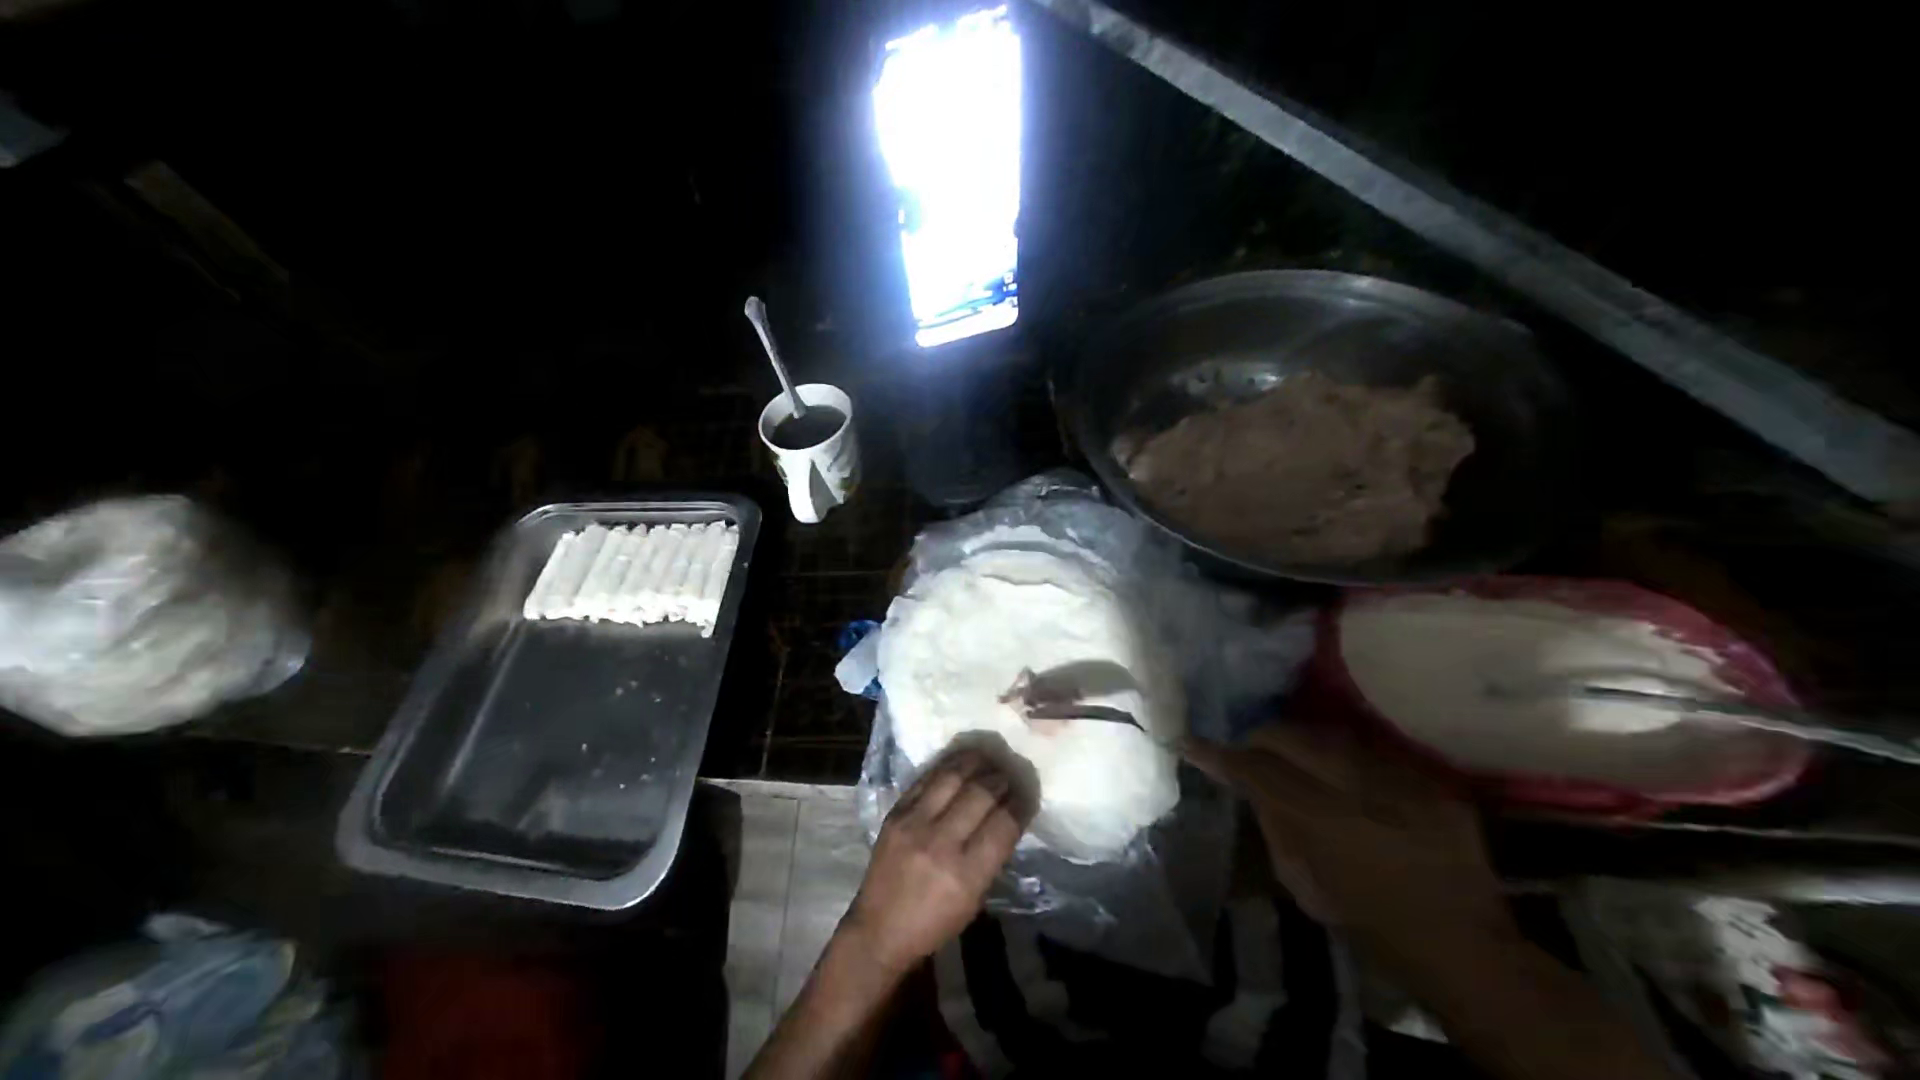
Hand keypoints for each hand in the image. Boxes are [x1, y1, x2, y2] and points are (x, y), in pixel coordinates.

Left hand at [842, 749, 1030, 973]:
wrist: (878, 930)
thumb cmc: (934, 923)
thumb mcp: (975, 898)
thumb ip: (991, 855)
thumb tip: (1009, 814)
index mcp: (966, 874)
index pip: (1004, 823)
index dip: (1022, 802)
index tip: (1029, 792)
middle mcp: (940, 842)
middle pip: (981, 793)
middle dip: (1002, 779)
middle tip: (1011, 772)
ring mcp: (914, 823)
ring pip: (953, 777)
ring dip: (976, 763)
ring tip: (989, 758)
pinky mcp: (895, 813)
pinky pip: (926, 779)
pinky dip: (948, 766)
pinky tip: (961, 761)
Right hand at [1184, 724, 1511, 961]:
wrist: (1462, 944)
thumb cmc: (1367, 923)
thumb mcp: (1301, 882)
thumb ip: (1274, 823)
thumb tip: (1245, 782)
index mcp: (1324, 822)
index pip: (1258, 769)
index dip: (1221, 753)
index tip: (1191, 741)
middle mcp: (1362, 790)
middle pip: (1293, 736)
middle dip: (1260, 734)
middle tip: (1242, 742)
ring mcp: (1402, 780)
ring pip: (1332, 733)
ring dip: (1300, 738)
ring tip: (1284, 746)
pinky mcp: (1431, 779)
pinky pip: (1370, 749)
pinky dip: (1342, 752)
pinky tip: (1334, 764)